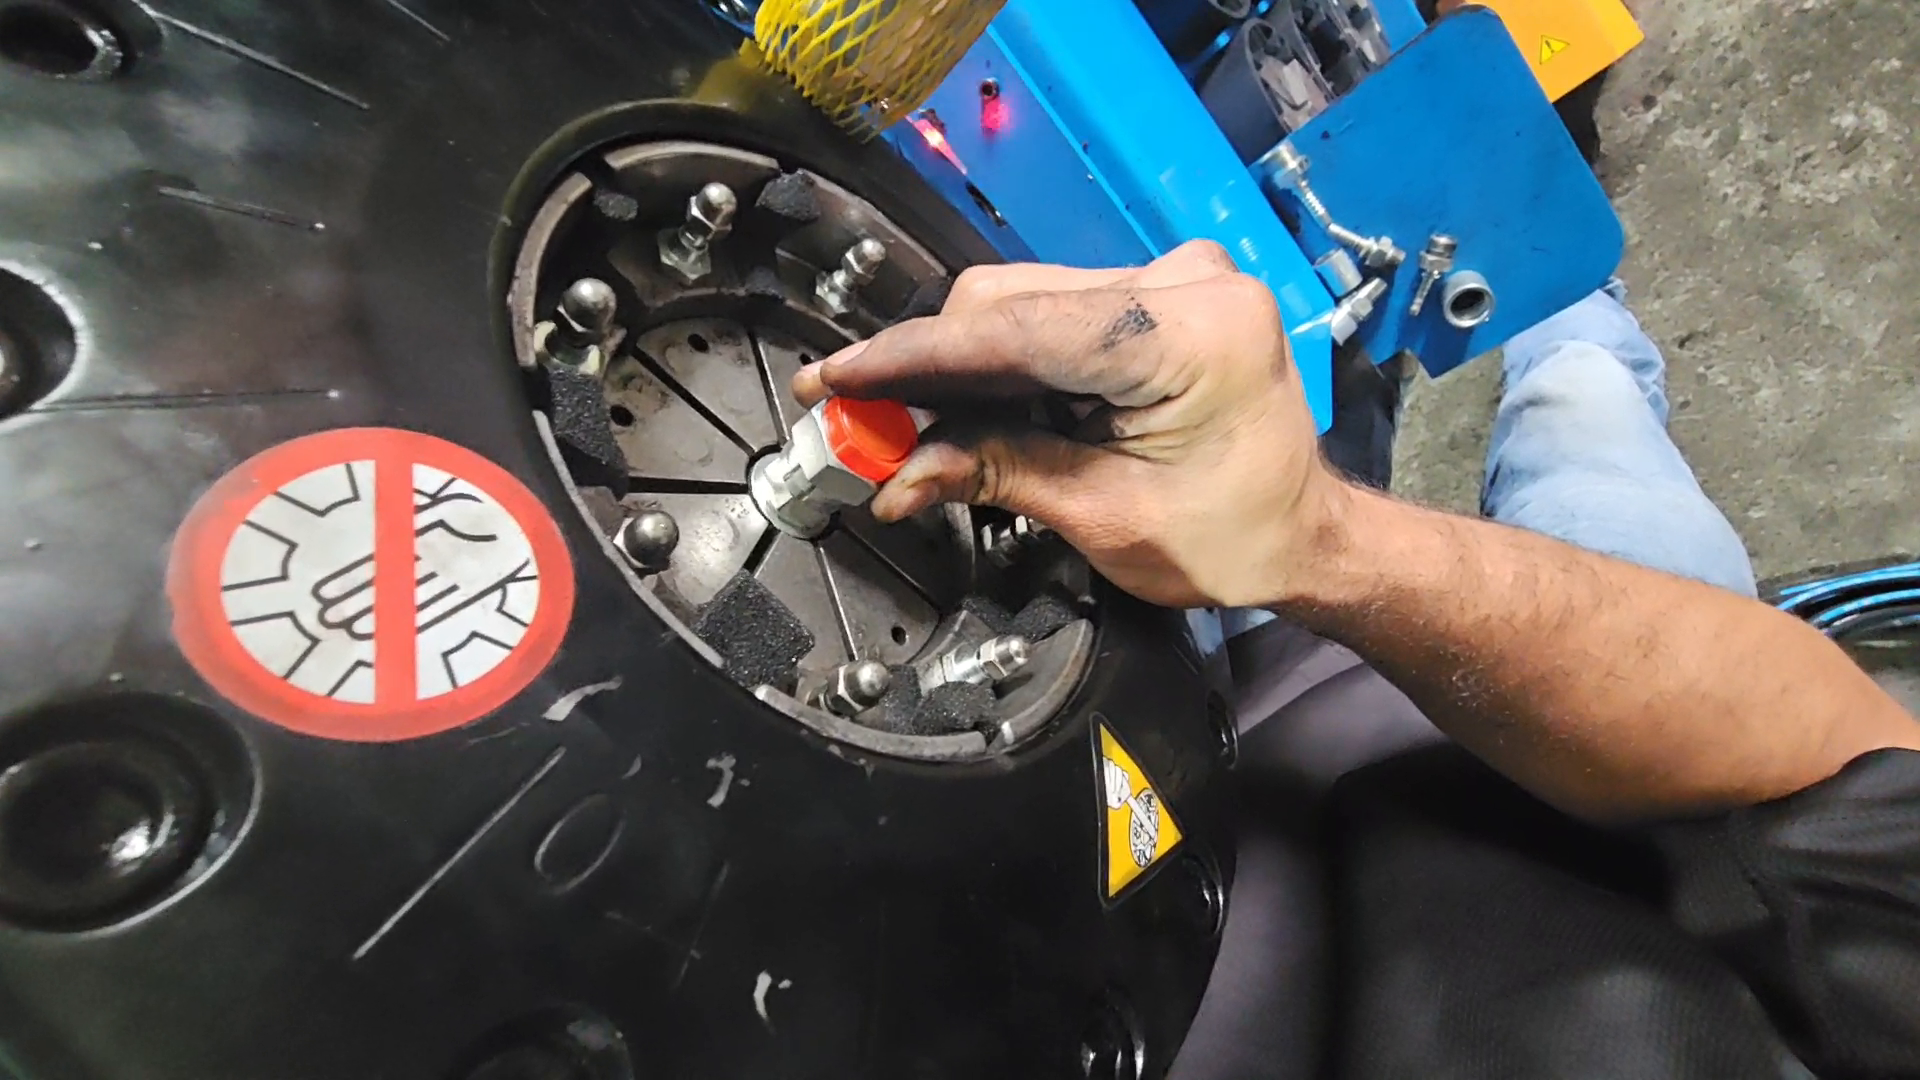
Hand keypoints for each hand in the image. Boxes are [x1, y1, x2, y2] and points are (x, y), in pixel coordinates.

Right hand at [793, 240, 1348, 608]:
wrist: (1300, 531)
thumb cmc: (1230, 539)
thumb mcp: (1105, 514)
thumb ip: (999, 475)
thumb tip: (899, 476)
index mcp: (1194, 336)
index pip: (1020, 331)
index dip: (916, 358)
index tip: (838, 377)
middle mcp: (1186, 283)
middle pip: (1010, 303)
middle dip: (928, 368)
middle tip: (863, 420)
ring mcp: (1173, 281)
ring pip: (1020, 304)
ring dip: (958, 367)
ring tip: (907, 422)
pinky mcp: (1155, 299)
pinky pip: (1049, 315)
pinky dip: (1000, 363)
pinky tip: (966, 403)